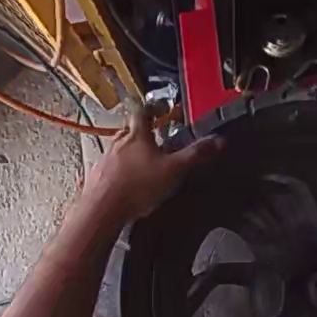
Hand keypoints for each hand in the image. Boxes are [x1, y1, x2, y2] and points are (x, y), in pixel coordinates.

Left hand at [78, 106, 222, 225]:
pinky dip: (119, 171)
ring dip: (130, 152)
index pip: (142, 111)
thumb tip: (219, 141)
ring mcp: (106, 159)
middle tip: (155, 139)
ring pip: (119, 148)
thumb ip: (196, 155)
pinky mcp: (98, 176)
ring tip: (143, 163)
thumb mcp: (173, 170)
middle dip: (142, 132)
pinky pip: (110, 167)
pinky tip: (127, 183)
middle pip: (130, 130)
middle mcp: (118, 143)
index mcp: (138, 136)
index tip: (160, 110)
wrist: (103, 209)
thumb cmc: (137, 187)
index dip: (152, 108)